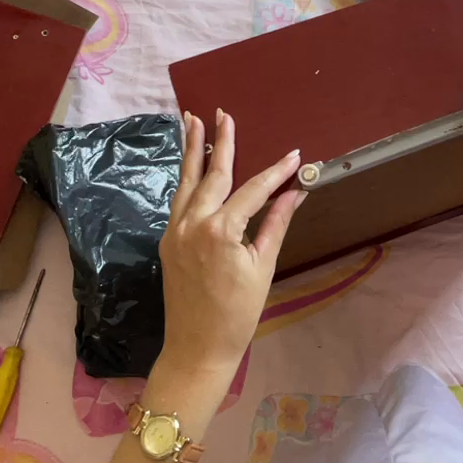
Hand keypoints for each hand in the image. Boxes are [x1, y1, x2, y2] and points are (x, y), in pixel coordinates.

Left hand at [157, 110, 305, 384]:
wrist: (197, 348)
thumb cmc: (238, 313)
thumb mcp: (263, 267)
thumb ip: (276, 223)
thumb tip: (296, 192)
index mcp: (220, 231)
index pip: (253, 190)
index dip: (276, 172)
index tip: (295, 155)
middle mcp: (192, 223)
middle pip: (211, 174)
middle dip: (220, 142)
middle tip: (222, 113)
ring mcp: (174, 230)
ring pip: (186, 182)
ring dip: (191, 150)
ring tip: (191, 121)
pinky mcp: (167, 240)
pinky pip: (178, 200)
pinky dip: (186, 179)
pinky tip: (191, 165)